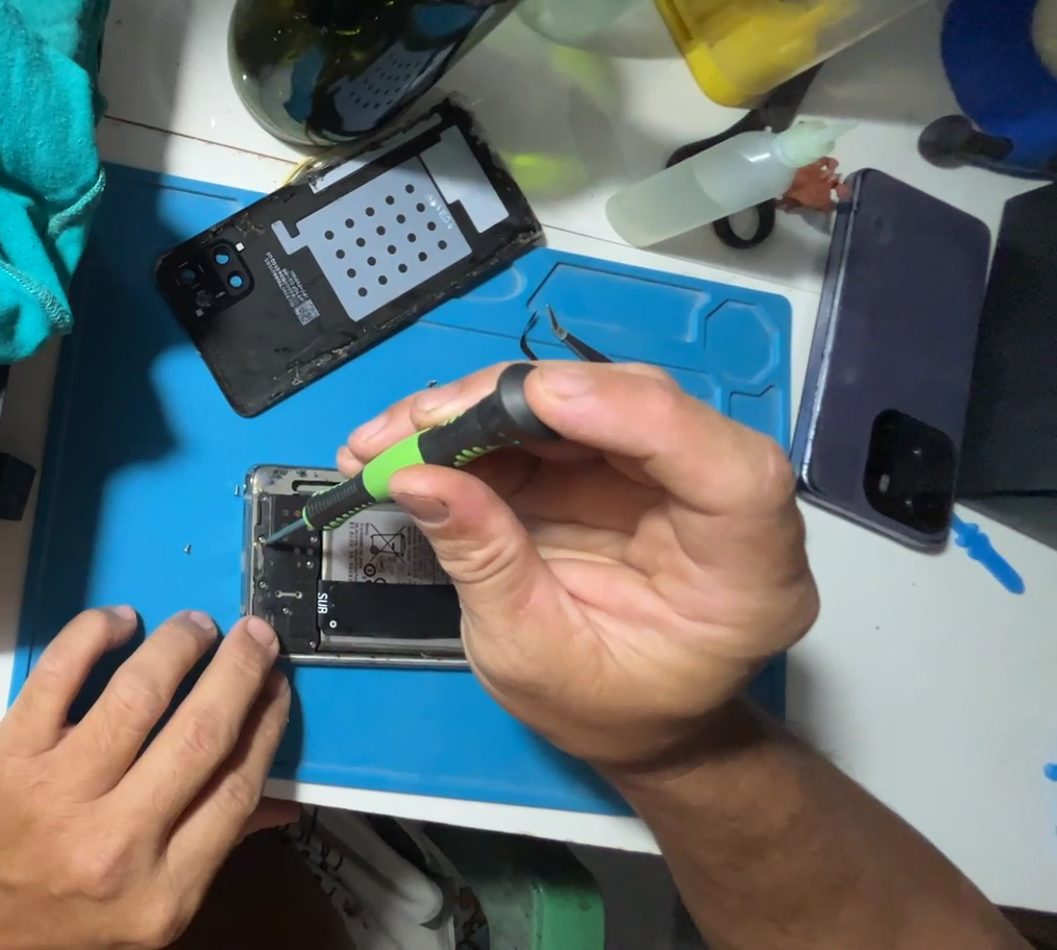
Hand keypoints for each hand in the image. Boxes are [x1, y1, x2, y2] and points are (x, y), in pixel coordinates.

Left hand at [0, 608, 294, 949]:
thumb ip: (212, 849)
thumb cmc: (58, 924)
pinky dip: (94, 633)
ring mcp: (59, 789)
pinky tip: (120, 619)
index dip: (264, 725)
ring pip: (136, 696)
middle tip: (256, 633)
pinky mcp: (11, 751)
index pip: (235, 788)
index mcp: (162, 891)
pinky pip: (60, 673)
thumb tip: (282, 800)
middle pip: (198, 735)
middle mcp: (117, 840)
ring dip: (177, 646)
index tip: (276, 685)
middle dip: (238, 673)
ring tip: (197, 624)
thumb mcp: (146, 911)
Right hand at [339, 361, 817, 772]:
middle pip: (630, 410)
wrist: (617, 722)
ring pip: (565, 404)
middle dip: (513, 402)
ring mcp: (642, 477)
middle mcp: (701, 504)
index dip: (640, 416)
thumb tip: (415, 479)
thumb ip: (483, 562)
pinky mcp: (587, 468)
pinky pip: (522, 427)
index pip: (729, 472)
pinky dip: (454, 431)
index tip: (539, 398)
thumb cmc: (598, 704)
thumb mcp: (528, 651)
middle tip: (418, 422)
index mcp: (738, 576)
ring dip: (465, 411)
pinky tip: (395, 444)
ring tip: (381, 439)